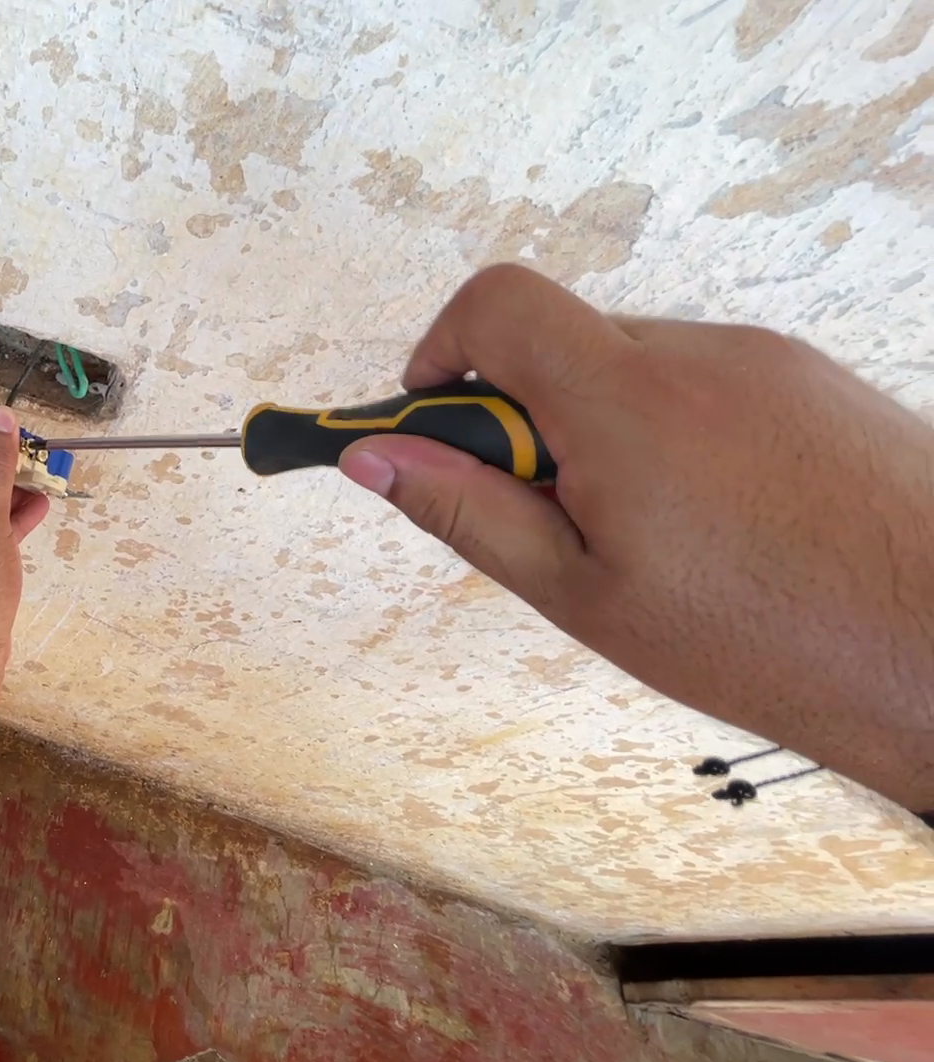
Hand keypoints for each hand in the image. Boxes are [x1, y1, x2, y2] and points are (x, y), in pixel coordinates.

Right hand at [339, 264, 933, 808]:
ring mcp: (766, 360)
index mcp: (629, 401)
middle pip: (551, 337)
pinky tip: (681, 509)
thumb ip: (461, 509)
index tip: (433, 423)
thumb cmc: (758, 639)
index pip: (497, 303)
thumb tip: (370, 457)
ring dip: (574, 421)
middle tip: (532, 505)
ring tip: (616, 521)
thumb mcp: (572, 588)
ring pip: (614, 358)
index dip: (439, 350)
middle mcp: (700, 353)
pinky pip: (680, 375)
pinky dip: (637, 422)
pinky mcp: (809, 380)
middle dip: (508, 409)